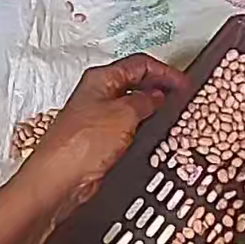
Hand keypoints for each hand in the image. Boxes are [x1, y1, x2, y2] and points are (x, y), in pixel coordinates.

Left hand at [20, 54, 189, 211]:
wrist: (60, 179)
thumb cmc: (81, 144)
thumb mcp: (124, 114)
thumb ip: (145, 102)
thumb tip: (157, 97)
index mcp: (101, 79)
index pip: (140, 65)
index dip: (165, 72)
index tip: (184, 83)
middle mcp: (98, 96)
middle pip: (136, 83)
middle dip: (160, 88)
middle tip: (181, 97)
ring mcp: (99, 118)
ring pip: (133, 107)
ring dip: (152, 110)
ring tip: (172, 116)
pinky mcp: (101, 141)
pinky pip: (128, 128)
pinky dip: (143, 129)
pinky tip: (154, 137)